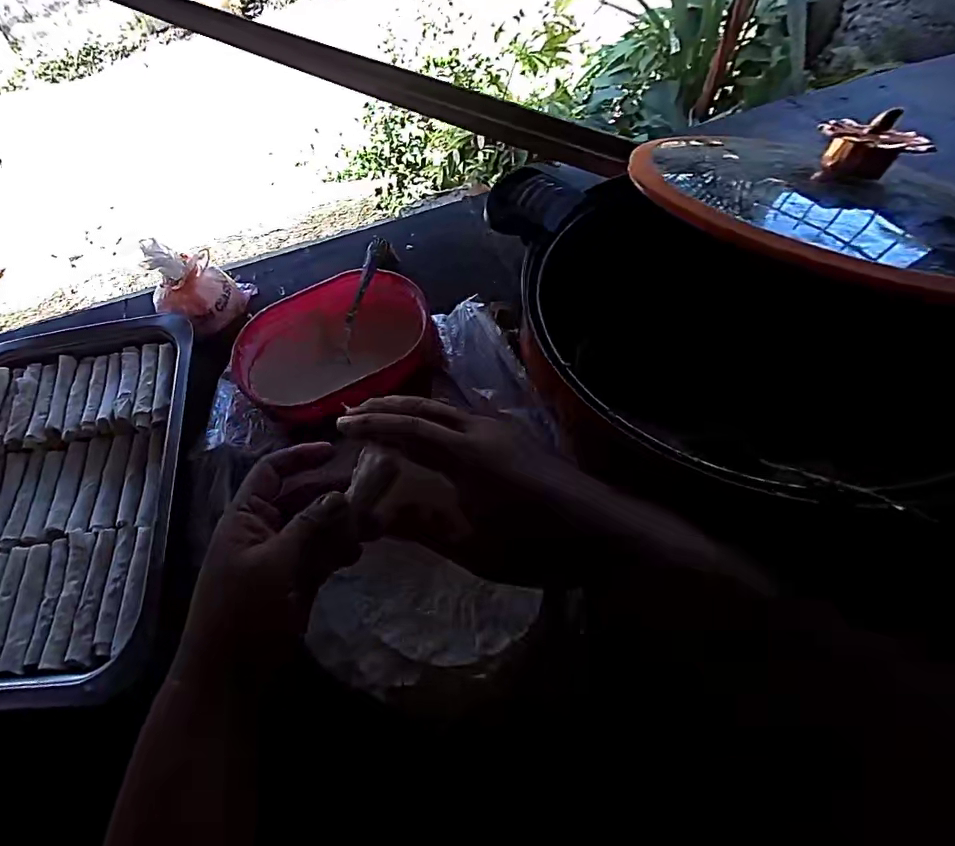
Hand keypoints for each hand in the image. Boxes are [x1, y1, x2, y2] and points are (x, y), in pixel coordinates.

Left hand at [173, 443, 361, 692]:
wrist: (228, 678)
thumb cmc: (243, 613)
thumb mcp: (274, 565)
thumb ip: (308, 528)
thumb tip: (339, 496)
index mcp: (245, 516)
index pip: (271, 473)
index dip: (299, 458)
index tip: (333, 450)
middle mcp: (262, 530)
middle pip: (299, 499)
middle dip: (332, 493)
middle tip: (373, 488)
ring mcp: (279, 559)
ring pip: (314, 529)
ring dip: (341, 523)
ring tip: (377, 520)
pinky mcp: (294, 584)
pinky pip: (318, 557)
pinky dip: (337, 550)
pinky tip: (360, 548)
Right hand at [338, 397, 767, 591]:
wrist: (613, 535)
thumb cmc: (543, 547)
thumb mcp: (477, 549)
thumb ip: (423, 527)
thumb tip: (374, 518)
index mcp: (468, 455)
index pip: (407, 428)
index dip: (371, 425)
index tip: (341, 427)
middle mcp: (480, 430)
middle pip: (420, 406)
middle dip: (382, 407)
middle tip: (350, 414)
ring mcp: (498, 427)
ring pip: (440, 405)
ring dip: (405, 406)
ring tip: (378, 414)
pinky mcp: (511, 434)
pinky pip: (457, 412)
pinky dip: (428, 412)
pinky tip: (424, 424)